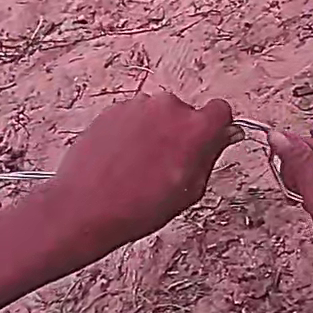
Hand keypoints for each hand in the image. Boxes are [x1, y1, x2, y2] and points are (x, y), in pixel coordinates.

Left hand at [38, 93, 237, 255]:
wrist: (86, 206)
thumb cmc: (138, 206)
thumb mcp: (190, 190)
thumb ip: (211, 155)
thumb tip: (226, 135)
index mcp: (195, 127)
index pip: (220, 111)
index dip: (216, 128)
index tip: (211, 140)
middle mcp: (168, 107)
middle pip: (186, 113)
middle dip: (182, 133)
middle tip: (170, 164)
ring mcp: (138, 106)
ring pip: (158, 114)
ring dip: (155, 132)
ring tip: (141, 167)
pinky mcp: (113, 110)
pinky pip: (133, 117)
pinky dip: (132, 133)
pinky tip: (123, 161)